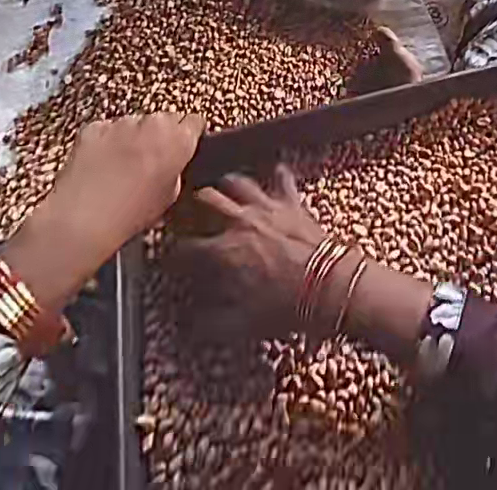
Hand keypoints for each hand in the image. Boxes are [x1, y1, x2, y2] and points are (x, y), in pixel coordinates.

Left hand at [0, 113, 203, 322]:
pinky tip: (101, 166)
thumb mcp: (169, 197)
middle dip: (160, 135)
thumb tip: (172, 164)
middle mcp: (153, 123)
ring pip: (135, 124)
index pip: (195, 121)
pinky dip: (106, 142)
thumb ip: (176, 170)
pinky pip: (107, 130)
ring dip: (132, 138)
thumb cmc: (128, 214)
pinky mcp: (95, 127)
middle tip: (151, 162)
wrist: (82, 219)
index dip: (189, 134)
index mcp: (178, 139)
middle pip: (165, 119)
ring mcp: (122, 123)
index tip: (184, 143)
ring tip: (122, 168)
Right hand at [176, 165, 326, 340]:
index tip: (167, 255)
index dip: (173, 253)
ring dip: (226, 183)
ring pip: (238, 183)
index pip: (188, 248)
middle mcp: (242, 221)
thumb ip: (213, 324)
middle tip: (187, 206)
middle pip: (208, 200)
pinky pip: (282, 179)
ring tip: (220, 185)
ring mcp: (267, 207)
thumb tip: (193, 327)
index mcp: (226, 250)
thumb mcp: (245, 323)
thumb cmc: (287, 305)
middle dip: (193, 202)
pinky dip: (277, 174)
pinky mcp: (291, 202)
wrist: (329, 285)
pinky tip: (275, 169)